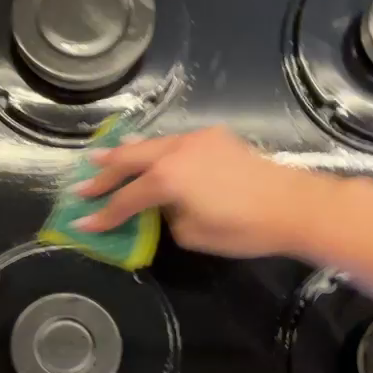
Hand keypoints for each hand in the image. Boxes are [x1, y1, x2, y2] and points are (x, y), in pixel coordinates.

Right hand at [70, 127, 348, 257]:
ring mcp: (195, 140)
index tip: (79, 223)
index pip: (124, 200)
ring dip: (123, 154)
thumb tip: (158, 207)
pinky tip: (143, 150)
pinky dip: (151, 148)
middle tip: (80, 184)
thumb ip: (165, 216)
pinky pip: (171, 141)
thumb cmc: (241, 228)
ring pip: (149, 145)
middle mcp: (174, 152)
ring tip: (99, 156)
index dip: (101, 215)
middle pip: (127, 162)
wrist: (292, 205)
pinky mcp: (213, 138)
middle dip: (101, 174)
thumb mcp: (190, 234)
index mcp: (166, 179)